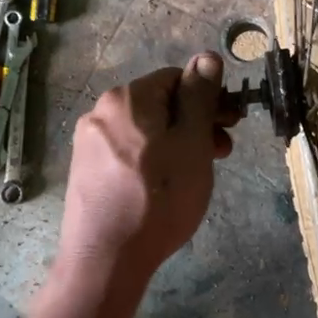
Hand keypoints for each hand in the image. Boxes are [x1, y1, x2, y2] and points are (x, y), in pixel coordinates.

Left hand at [59, 52, 237, 285]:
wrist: (106, 260)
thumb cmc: (159, 197)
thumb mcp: (192, 142)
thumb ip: (200, 96)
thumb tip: (207, 57)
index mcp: (127, 98)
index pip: (177, 78)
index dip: (209, 97)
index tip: (231, 124)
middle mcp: (101, 112)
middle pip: (160, 104)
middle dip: (196, 121)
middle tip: (222, 152)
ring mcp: (90, 144)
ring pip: (146, 130)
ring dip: (179, 142)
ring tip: (198, 173)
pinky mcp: (86, 172)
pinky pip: (129, 151)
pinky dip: (155, 159)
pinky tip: (167, 186)